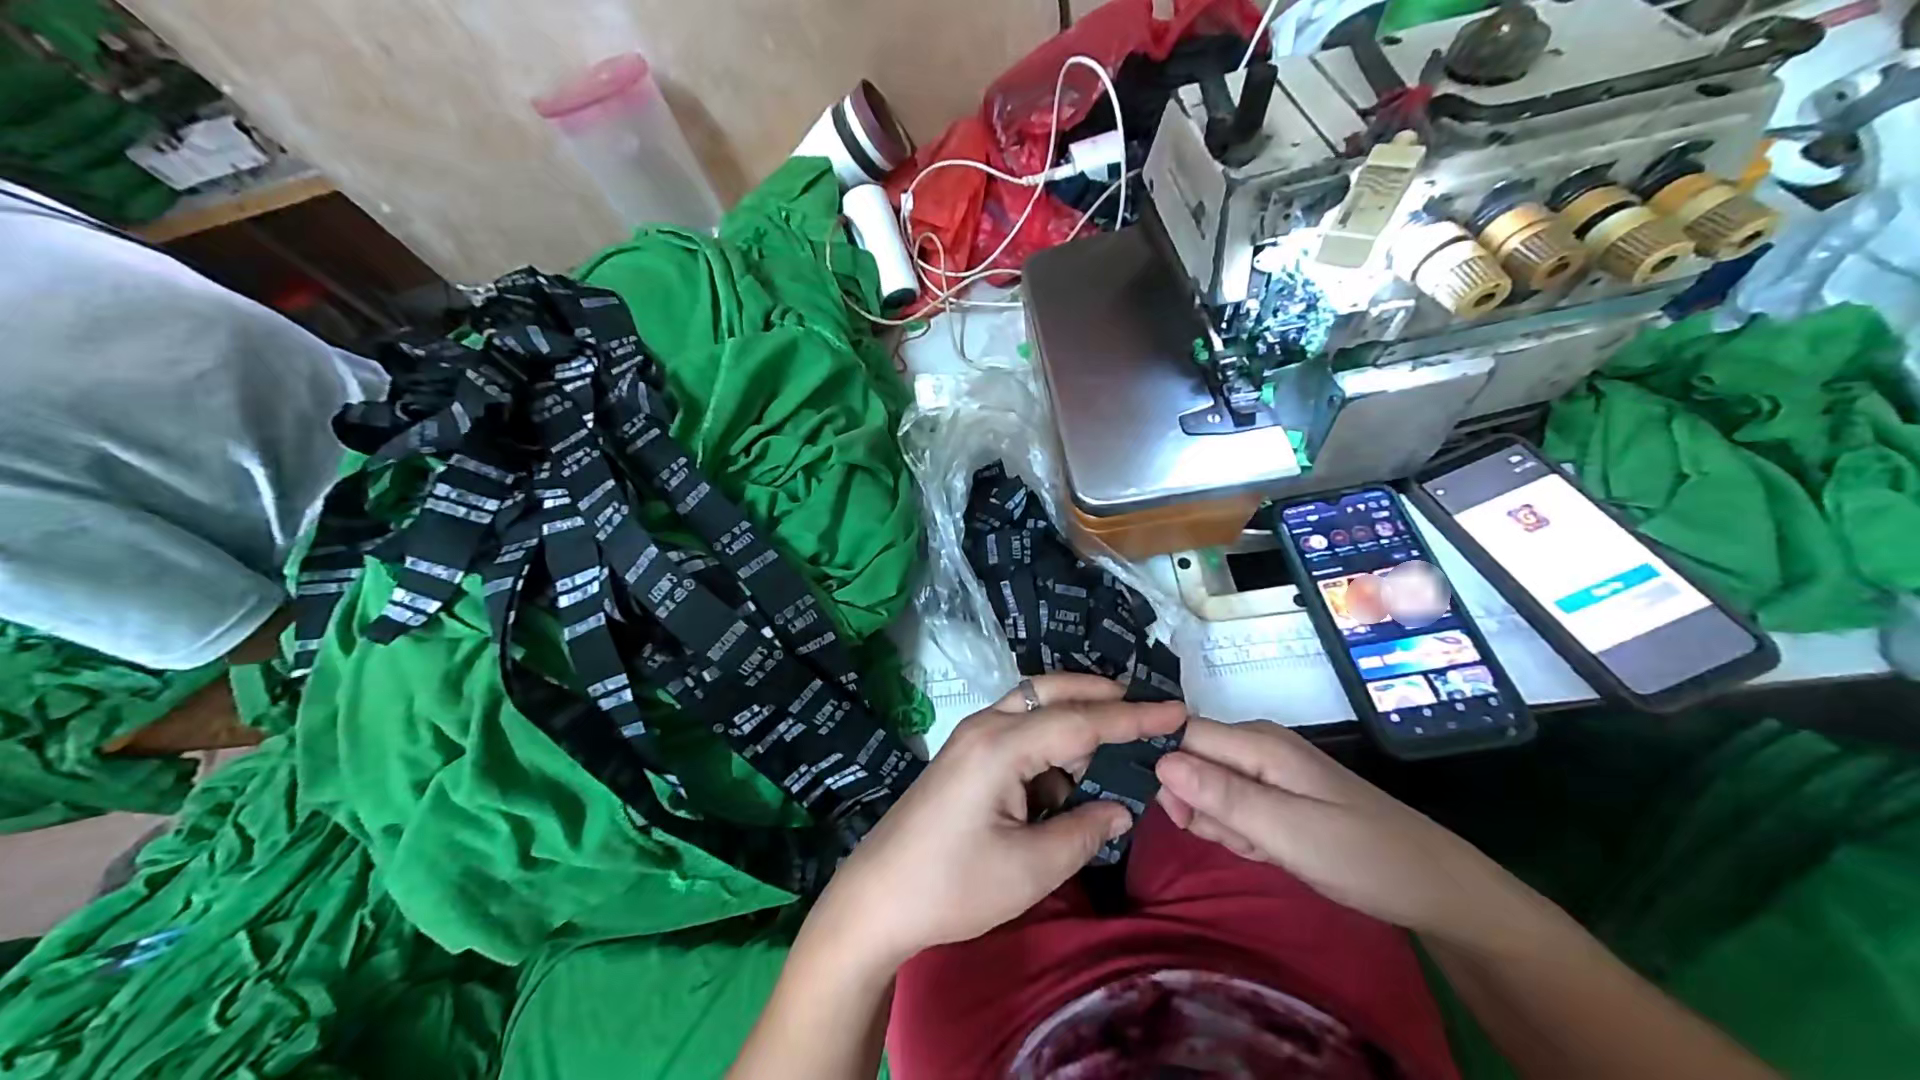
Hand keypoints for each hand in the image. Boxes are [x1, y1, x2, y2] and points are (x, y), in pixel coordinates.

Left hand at [806, 674, 1186, 973]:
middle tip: (1146, 713)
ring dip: (1072, 726)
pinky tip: (1059, 784)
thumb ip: (1084, 832)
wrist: (875, 900)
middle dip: (1100, 697)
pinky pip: (1017, 732)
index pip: (1081, 720)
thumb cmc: (952, 886)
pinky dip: (1047, 744)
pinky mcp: (964, 757)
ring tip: (1102, 766)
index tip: (1177, 710)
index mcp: (1001, 746)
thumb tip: (1119, 808)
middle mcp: (985, 727)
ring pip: (1033, 709)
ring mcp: (970, 739)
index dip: (1133, 717)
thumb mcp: (1030, 869)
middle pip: (1052, 693)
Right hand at [1154, 718, 1559, 954]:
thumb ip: (1222, 797)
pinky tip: (1270, 849)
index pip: (1182, 736)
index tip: (1183, 816)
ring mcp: (1268, 769)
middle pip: (1192, 763)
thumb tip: (1159, 761)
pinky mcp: (1276, 792)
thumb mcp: (1287, 832)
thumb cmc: (1362, 857)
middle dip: (1201, 807)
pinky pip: (1233, 806)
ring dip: (1223, 824)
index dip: (1168, 772)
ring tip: (1264, 848)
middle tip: (1241, 841)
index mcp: (1258, 743)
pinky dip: (1242, 832)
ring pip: (1209, 789)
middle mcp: (1257, 745)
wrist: (1433, 888)